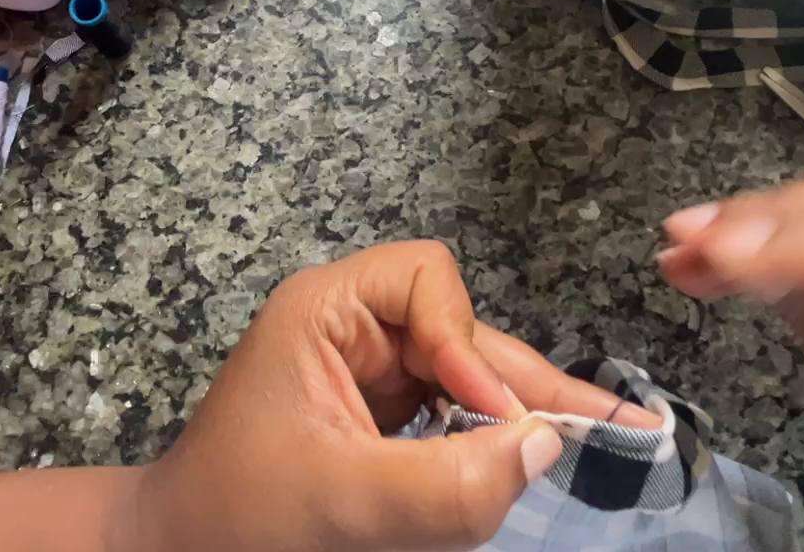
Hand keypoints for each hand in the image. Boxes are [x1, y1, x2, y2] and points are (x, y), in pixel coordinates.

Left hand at [124, 241, 660, 551]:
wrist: (183, 547)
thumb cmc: (239, 517)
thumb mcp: (340, 503)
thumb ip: (442, 485)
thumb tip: (541, 445)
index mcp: (327, 310)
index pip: (422, 278)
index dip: (464, 338)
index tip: (491, 415)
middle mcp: (352, 323)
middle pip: (455, 328)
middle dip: (521, 381)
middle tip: (620, 426)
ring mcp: (366, 364)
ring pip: (461, 370)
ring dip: (518, 407)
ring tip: (602, 432)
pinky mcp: (377, 405)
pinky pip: (448, 407)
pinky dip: (489, 433)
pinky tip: (532, 450)